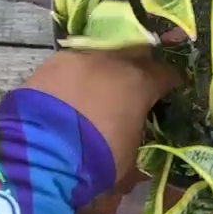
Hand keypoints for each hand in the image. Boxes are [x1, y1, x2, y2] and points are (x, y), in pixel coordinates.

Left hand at [23, 48, 179, 182]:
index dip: (170, 82)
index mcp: (139, 84)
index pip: (164, 75)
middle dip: (139, 65)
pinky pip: (70, 66)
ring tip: (99, 88)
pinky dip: (75, 78)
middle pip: (134, 53)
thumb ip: (134, 143)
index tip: (172, 88)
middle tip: (137, 81)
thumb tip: (135, 154)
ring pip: (99, 56)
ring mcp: (78, 58)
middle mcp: (112, 62)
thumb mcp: (127, 161)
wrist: (40, 152)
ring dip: (104, 70)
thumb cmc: (96, 160)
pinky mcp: (49, 64)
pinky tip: (70, 93)